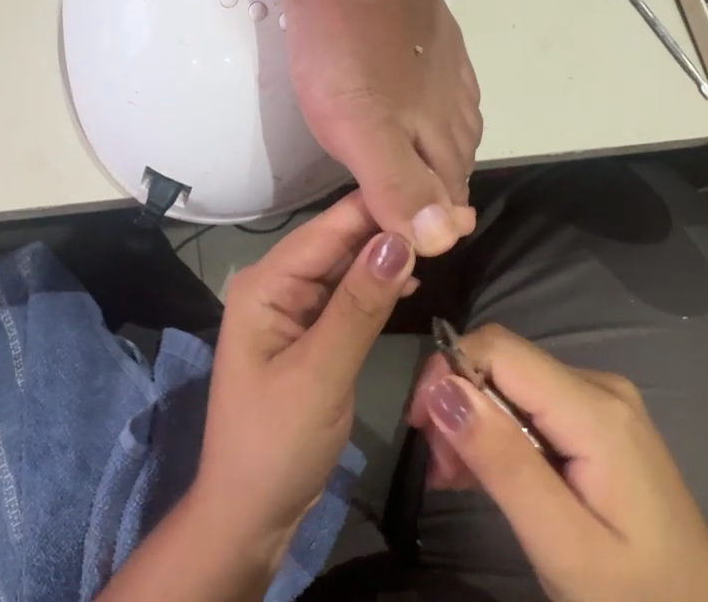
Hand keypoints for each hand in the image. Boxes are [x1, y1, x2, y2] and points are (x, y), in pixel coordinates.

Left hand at [191, 193, 418, 562]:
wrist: (251, 512)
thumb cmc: (276, 444)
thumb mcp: (320, 374)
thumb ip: (359, 307)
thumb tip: (400, 240)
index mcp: (266, 284)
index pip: (329, 228)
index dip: (383, 208)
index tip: (440, 195)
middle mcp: (276, 284)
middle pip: (339, 241)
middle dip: (393, 226)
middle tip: (457, 216)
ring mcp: (293, 309)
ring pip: (347, 265)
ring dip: (391, 253)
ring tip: (447, 237)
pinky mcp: (311, 333)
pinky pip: (349, 295)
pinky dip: (380, 284)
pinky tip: (413, 276)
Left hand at [194, 0, 480, 258]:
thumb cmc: (342, 21)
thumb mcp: (365, 118)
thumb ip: (401, 180)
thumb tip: (444, 243)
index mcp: (438, 99)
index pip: (451, 174)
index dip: (436, 211)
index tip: (413, 245)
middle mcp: (430, 63)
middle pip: (441, 133)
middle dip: (422, 176)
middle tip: (392, 208)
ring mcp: (398, 19)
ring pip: (412, 87)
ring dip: (400, 124)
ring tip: (375, 152)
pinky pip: (370, 43)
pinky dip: (365, 72)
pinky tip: (343, 70)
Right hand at [409, 326, 707, 601]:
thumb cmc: (636, 593)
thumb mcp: (562, 542)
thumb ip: (502, 462)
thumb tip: (441, 388)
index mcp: (596, 410)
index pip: (498, 347)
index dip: (446, 372)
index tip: (420, 428)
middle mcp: (599, 387)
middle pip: (501, 362)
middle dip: (456, 403)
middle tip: (440, 471)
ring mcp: (602, 402)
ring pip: (509, 382)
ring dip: (471, 421)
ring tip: (455, 479)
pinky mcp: (597, 421)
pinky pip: (529, 403)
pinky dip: (495, 431)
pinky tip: (482, 472)